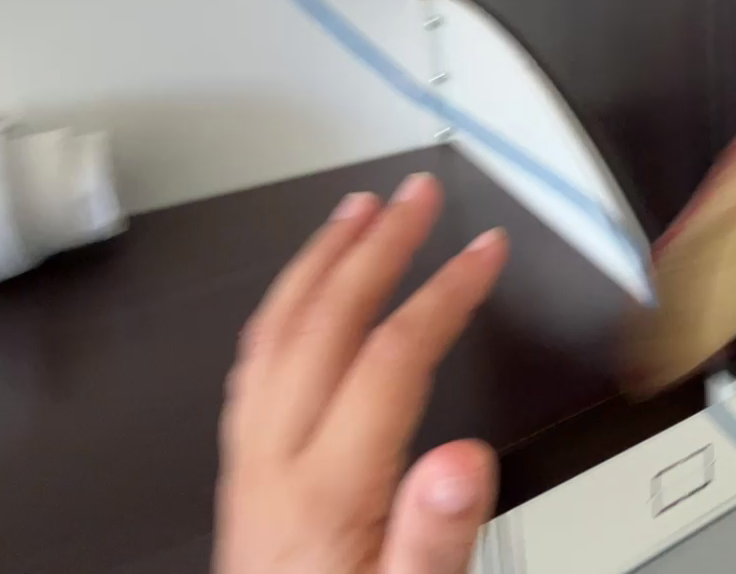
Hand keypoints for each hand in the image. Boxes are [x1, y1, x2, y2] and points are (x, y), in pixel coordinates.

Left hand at [216, 173, 509, 573]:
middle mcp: (278, 463)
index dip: (447, 290)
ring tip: (359, 209)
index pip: (393, 356)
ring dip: (322, 256)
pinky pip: (258, 359)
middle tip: (420, 195)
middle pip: (327, 321)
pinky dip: (288, 301)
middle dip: (380, 243)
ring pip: (277, 330)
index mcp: (327, 492)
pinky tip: (310, 285)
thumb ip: (436, 542)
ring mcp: (253, 460)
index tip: (488, 249)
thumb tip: (463, 459)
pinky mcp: (247, 467)